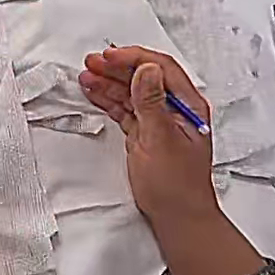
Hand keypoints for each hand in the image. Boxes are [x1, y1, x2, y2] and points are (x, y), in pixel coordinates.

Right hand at [79, 46, 220, 228]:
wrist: (177, 217)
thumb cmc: (177, 186)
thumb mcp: (161, 139)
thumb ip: (151, 102)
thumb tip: (146, 69)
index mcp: (188, 106)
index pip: (160, 69)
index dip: (134, 58)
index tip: (110, 57)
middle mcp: (175, 110)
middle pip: (144, 78)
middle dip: (117, 68)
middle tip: (92, 63)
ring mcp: (159, 123)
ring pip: (132, 93)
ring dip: (109, 83)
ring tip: (87, 76)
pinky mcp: (145, 136)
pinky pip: (126, 111)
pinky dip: (110, 101)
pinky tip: (95, 94)